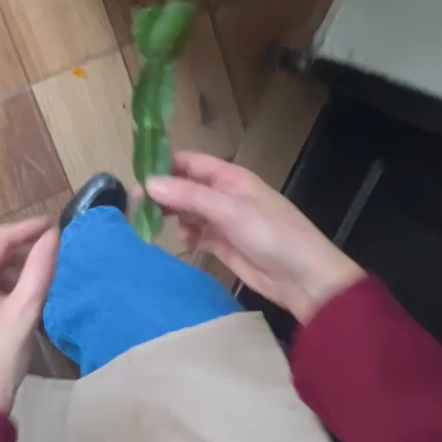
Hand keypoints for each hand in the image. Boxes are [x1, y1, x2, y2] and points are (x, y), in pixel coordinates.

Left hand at [0, 217, 59, 413]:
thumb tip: (53, 237)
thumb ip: (39, 269)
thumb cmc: (1, 357)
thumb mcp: (26, 310)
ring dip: (1, 257)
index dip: (24, 229)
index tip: (50, 225)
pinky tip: (13, 286)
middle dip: (10, 239)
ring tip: (31, 266)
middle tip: (40, 239)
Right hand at [146, 151, 364, 325]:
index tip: (137, 177)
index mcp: (230, 177)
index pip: (189, 162)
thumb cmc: (272, 235)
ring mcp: (223, 220)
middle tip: (137, 206)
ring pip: (187, 211)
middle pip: (184, 186)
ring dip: (172, 215)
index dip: (164, 165)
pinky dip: (186, 236)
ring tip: (154, 225)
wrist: (304, 279)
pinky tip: (183, 242)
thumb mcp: (229, 210)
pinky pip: (196, 234)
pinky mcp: (223, 244)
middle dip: (162, 193)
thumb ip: (189, 196)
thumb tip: (149, 183)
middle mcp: (224, 195)